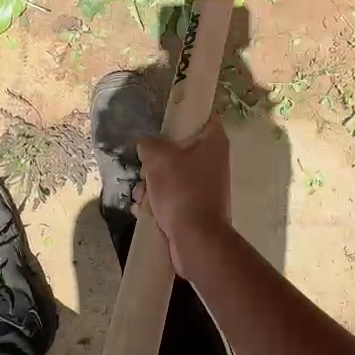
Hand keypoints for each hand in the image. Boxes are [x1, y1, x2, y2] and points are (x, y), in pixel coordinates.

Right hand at [134, 117, 231, 279]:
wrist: (196, 241)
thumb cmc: (182, 191)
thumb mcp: (159, 158)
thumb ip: (149, 144)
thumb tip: (147, 145)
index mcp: (213, 140)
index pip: (202, 115)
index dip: (182, 114)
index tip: (163, 121)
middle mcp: (213, 159)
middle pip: (178, 147)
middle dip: (155, 159)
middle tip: (145, 168)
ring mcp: (204, 184)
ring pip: (171, 173)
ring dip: (151, 183)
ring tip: (141, 194)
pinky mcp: (195, 206)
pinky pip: (171, 195)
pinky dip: (157, 201)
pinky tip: (143, 209)